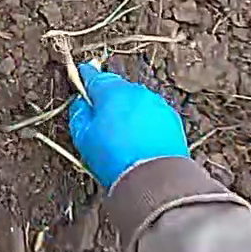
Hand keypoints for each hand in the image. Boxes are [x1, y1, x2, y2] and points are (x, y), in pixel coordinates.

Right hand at [67, 64, 189, 187]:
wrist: (154, 178)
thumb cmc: (114, 158)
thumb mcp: (84, 138)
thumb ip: (79, 114)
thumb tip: (81, 103)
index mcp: (111, 92)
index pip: (94, 77)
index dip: (86, 76)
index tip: (82, 74)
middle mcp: (135, 91)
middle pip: (116, 88)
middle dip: (108, 98)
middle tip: (101, 117)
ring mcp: (155, 103)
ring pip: (136, 101)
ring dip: (128, 111)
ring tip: (123, 136)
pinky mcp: (171, 117)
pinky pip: (152, 114)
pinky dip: (145, 122)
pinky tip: (140, 140)